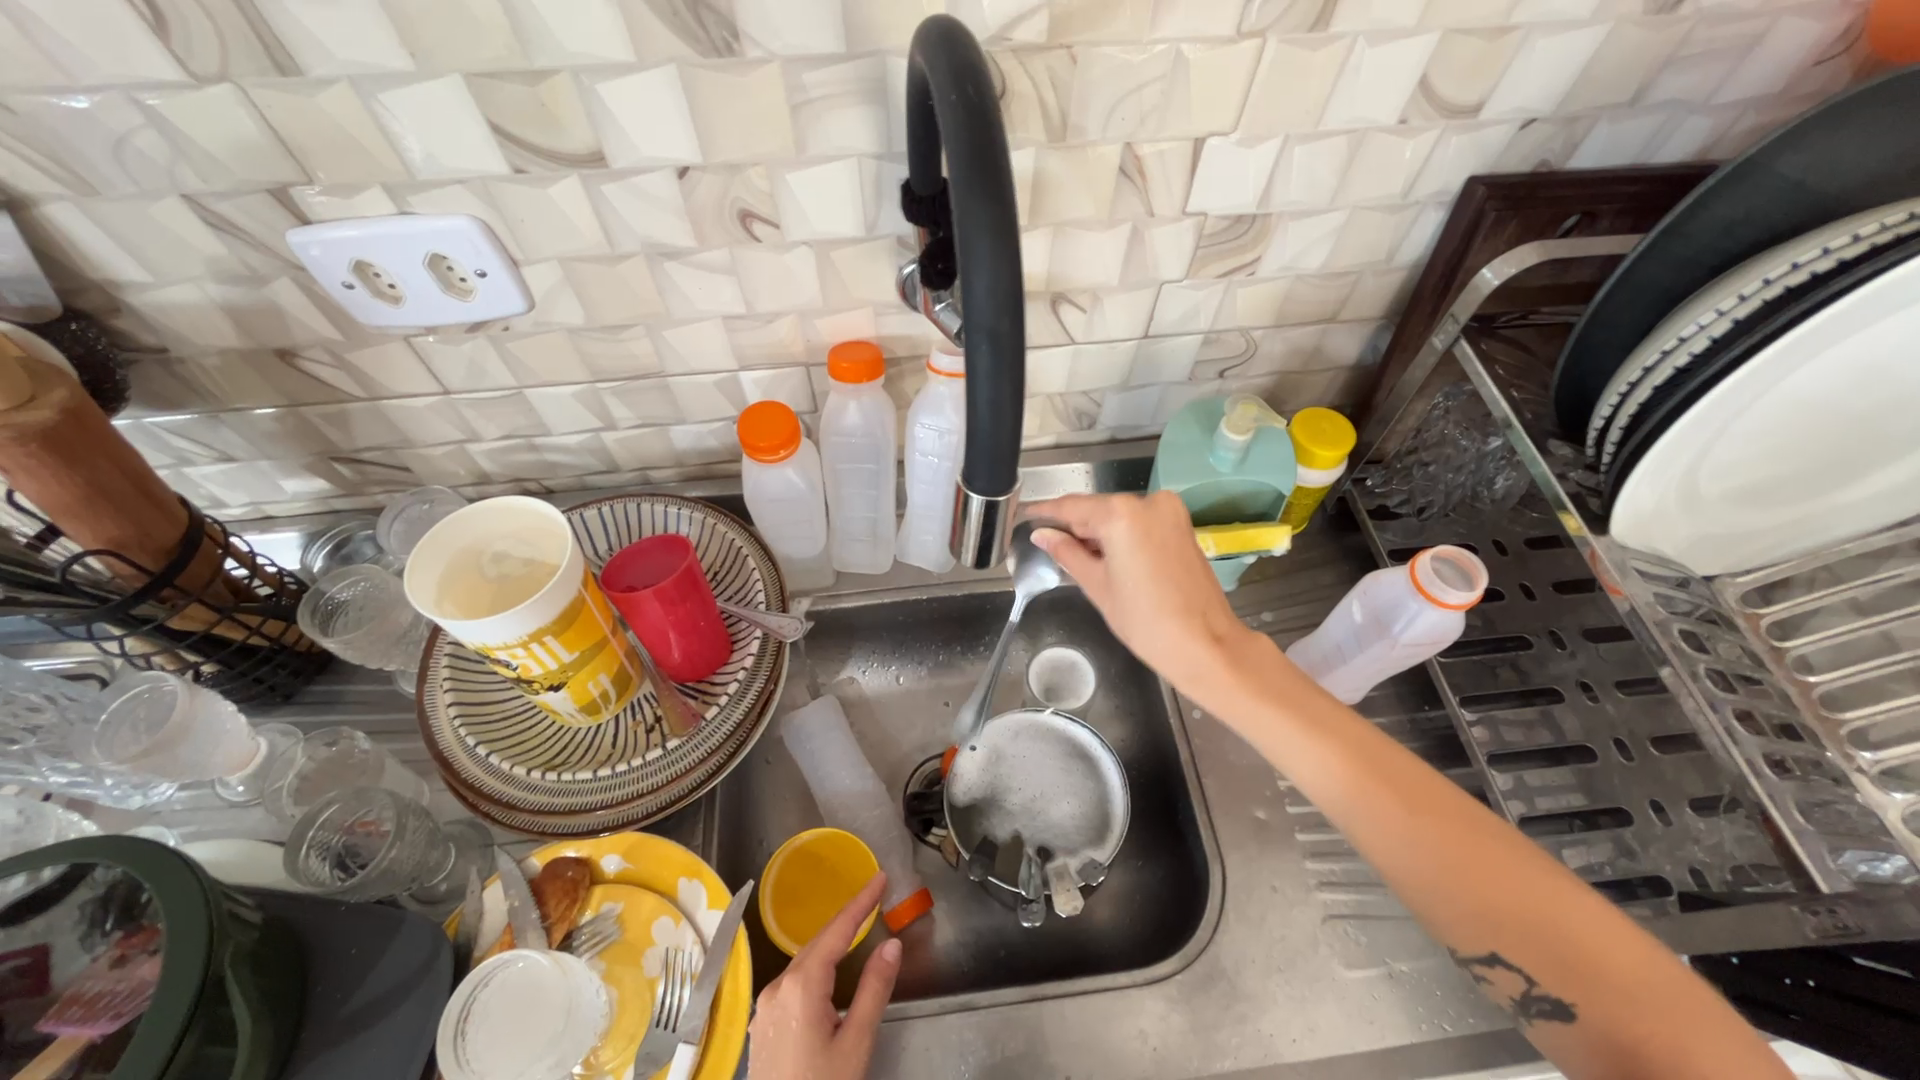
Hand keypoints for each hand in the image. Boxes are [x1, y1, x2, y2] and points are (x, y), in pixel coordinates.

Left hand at [748, 873, 900, 1079]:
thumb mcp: (856, 1041)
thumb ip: (873, 989)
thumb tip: (891, 944)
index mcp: (800, 986)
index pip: (836, 932)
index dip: (860, 903)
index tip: (880, 878)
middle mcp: (777, 989)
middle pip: (817, 943)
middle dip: (846, 919)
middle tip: (875, 897)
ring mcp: (766, 1008)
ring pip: (803, 963)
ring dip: (830, 943)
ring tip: (857, 927)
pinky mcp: (765, 1027)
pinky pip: (793, 983)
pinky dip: (816, 967)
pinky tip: (829, 971)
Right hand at [1025, 492, 1254, 690]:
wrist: (1205, 644)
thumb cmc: (1146, 621)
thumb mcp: (1097, 585)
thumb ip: (1067, 553)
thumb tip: (1043, 534)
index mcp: (1121, 514)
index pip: (1071, 507)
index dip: (1045, 512)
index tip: (1025, 514)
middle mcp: (1148, 502)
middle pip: (1098, 508)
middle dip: (1075, 526)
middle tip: (1050, 546)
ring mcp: (1170, 512)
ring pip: (1120, 516)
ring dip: (1098, 533)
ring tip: (1080, 560)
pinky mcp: (1182, 526)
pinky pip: (1140, 523)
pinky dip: (1122, 536)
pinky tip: (1109, 559)